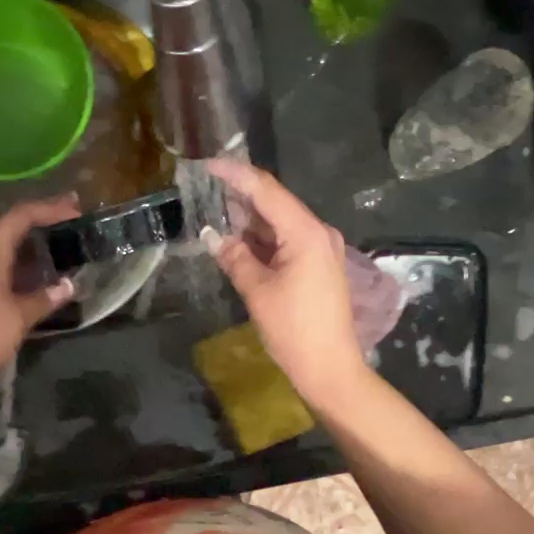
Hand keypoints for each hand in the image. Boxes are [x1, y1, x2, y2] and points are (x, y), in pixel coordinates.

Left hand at [0, 195, 79, 396]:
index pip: (20, 217)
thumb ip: (44, 299)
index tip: (74, 208)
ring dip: (28, 257)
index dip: (48, 209)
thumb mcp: (18, 318)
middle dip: (40, 232)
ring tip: (57, 262)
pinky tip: (30, 291)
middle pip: (8, 234)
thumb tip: (67, 286)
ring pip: (0, 257)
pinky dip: (15, 277)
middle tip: (70, 233)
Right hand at [202, 159, 367, 402]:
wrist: (329, 368)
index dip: (235, 175)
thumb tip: (213, 236)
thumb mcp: (258, 293)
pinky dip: (262, 241)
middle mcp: (318, 233)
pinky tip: (238, 242)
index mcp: (306, 232)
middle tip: (204, 192)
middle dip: (239, 198)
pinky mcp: (318, 267)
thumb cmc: (294, 330)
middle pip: (275, 204)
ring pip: (280, 224)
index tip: (206, 165)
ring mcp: (321, 250)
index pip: (266, 190)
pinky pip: (287, 242)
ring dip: (249, 221)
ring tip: (213, 214)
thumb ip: (235, 258)